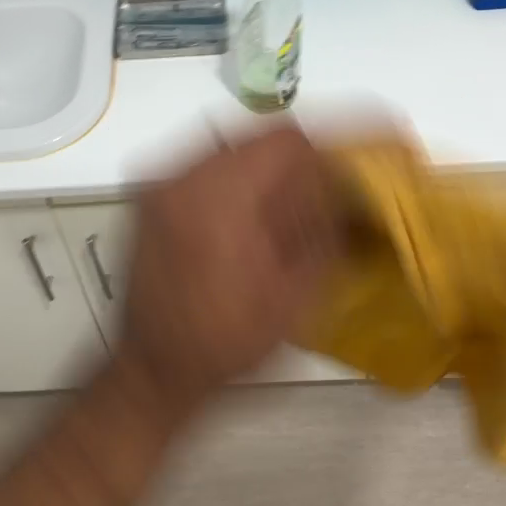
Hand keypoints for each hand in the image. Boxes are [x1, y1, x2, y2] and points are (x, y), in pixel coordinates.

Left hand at [117, 123, 339, 405]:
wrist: (153, 367)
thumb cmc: (226, 341)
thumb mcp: (293, 293)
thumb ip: (325, 232)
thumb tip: (355, 194)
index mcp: (220, 197)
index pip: (285, 140)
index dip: (328, 149)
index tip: (354, 165)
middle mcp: (182, 176)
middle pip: (257, 138)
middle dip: (298, 159)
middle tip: (328, 185)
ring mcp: (159, 184)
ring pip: (230, 149)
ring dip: (266, 168)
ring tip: (291, 202)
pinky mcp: (150, 199)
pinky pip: (203, 167)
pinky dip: (235, 180)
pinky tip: (252, 213)